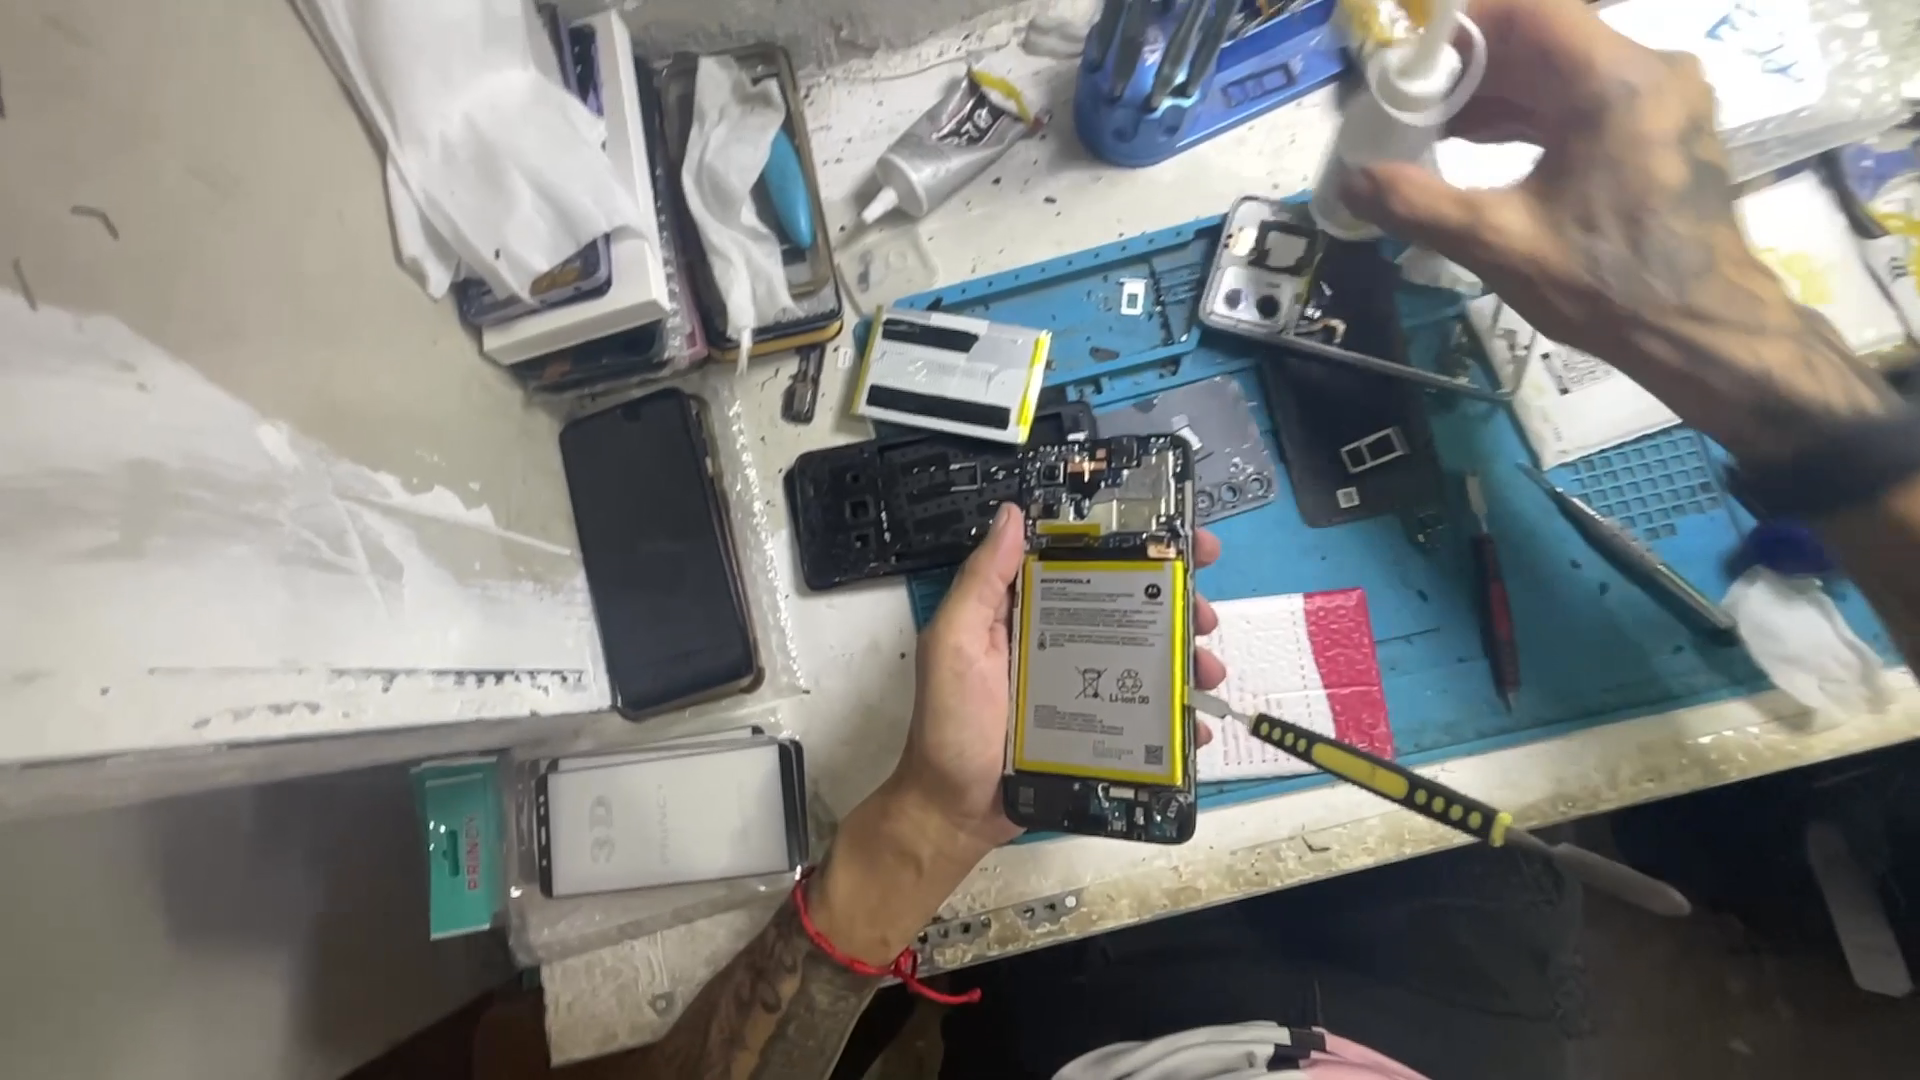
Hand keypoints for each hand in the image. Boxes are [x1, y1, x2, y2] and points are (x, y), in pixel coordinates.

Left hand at [815, 506, 1225, 963]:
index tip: (1181, 542)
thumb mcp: (955, 642)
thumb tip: (1012, 514)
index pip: (1084, 564)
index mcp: (1026, 611)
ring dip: (1185, 656)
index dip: (1132, 547)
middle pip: (1127, 608)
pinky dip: (1176, 712)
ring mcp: (1081, 684)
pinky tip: (1197, 722)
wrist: (957, 810)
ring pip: (1145, 657)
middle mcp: (1059, 639)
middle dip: (1175, 604)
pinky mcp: (1096, 725)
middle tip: (1204, 615)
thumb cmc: (952, 723)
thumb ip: (982, 582)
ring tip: (1206, 669)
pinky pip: (1145, 709)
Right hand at [1342, 0, 1899, 460]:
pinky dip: (1521, 116)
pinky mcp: (1652, 131)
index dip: (1462, 26)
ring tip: (1426, 129)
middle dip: (1466, 67)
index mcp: (1613, 84)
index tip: (1406, 62)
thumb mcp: (1494, 244)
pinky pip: (1575, 102)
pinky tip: (1473, 147)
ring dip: (1489, 94)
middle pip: (1542, 39)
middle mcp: (1645, 72)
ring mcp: (1655, 101)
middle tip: (1402, 103)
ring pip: (1558, 71)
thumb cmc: (1600, 282)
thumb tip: (1348, 181)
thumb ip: (1415, 205)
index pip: (1532, 11)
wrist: (1693, 325)